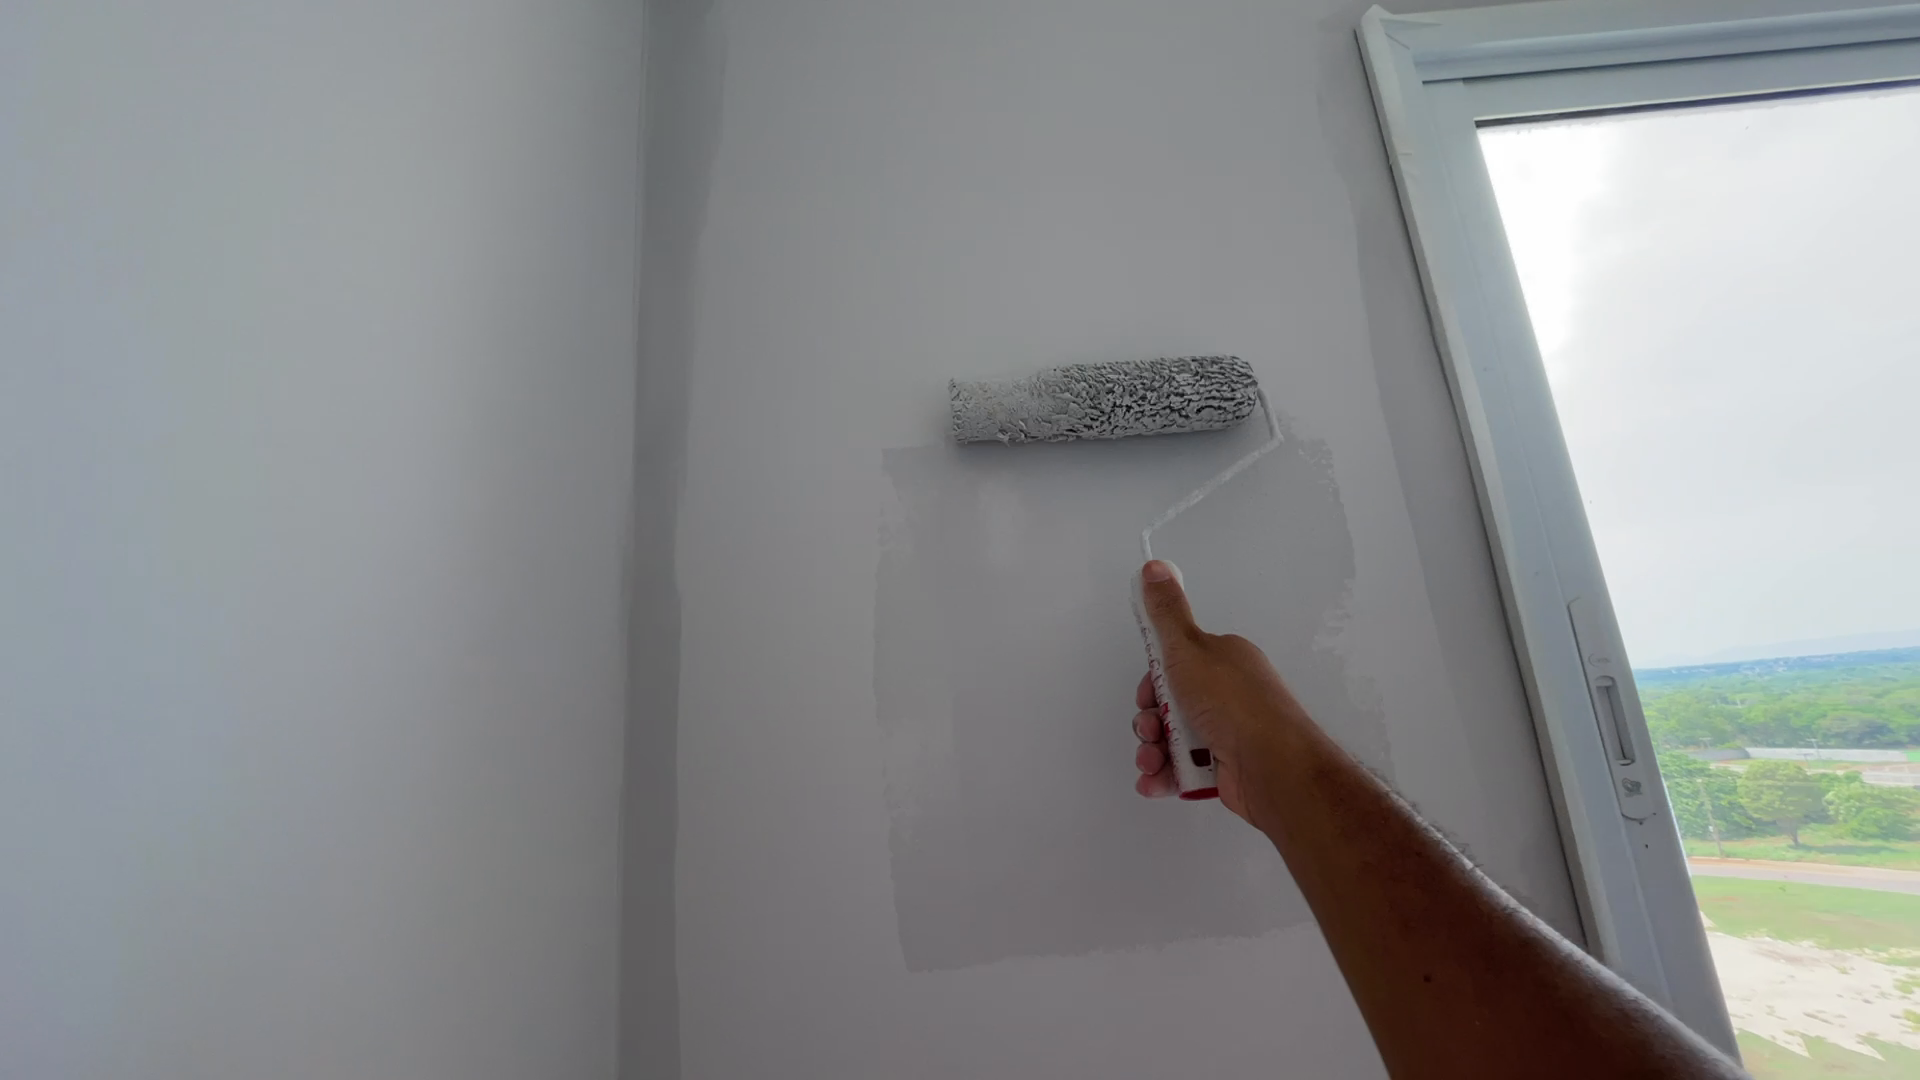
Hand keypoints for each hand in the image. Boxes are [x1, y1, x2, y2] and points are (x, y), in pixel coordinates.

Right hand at [1130, 560, 1306, 825]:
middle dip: (1149, 719)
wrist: (1273, 767)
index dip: (1154, 680)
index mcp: (1223, 660)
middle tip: (1150, 729)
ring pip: (1172, 738)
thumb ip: (1166, 611)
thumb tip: (1154, 566)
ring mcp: (1227, 733)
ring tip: (1152, 761)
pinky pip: (1183, 769)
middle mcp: (1227, 694)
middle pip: (1169, 703)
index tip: (1149, 692)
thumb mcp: (1189, 648)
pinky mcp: (1224, 768)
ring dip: (1152, 750)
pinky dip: (1165, 776)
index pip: (1175, 664)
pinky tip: (1154, 781)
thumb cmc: (1230, 701)